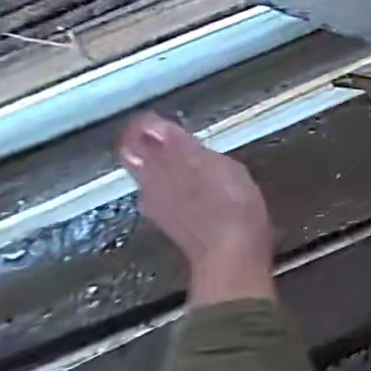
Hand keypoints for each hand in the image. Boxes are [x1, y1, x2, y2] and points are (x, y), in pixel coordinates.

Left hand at [117, 111, 276, 304]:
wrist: (234, 255)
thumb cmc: (228, 206)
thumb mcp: (209, 166)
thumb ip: (178, 147)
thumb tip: (151, 125)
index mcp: (157, 175)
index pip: (135, 145)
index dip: (141, 129)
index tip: (150, 116)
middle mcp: (152, 192)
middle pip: (142, 163)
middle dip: (149, 146)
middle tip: (163, 130)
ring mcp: (166, 211)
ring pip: (155, 179)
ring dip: (164, 163)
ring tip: (183, 151)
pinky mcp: (183, 225)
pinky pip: (171, 194)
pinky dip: (178, 181)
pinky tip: (194, 181)